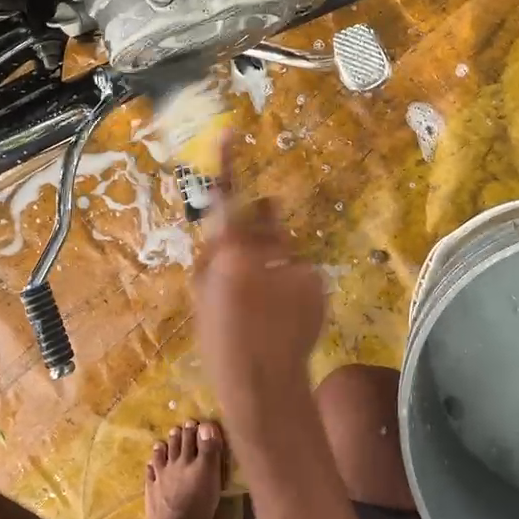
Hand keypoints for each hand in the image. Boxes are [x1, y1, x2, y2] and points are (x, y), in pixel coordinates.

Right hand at [191, 168, 325, 419]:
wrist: (265, 384)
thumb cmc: (221, 343)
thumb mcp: (201, 296)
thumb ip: (211, 255)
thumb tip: (221, 227)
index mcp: (230, 253)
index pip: (226, 198)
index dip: (227, 163)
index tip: (231, 134)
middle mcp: (265, 250)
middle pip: (264, 218)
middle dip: (262, 224)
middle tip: (254, 255)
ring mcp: (296, 265)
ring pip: (284, 247)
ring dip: (277, 259)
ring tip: (270, 301)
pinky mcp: (318, 280)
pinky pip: (302, 270)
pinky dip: (295, 281)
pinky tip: (288, 310)